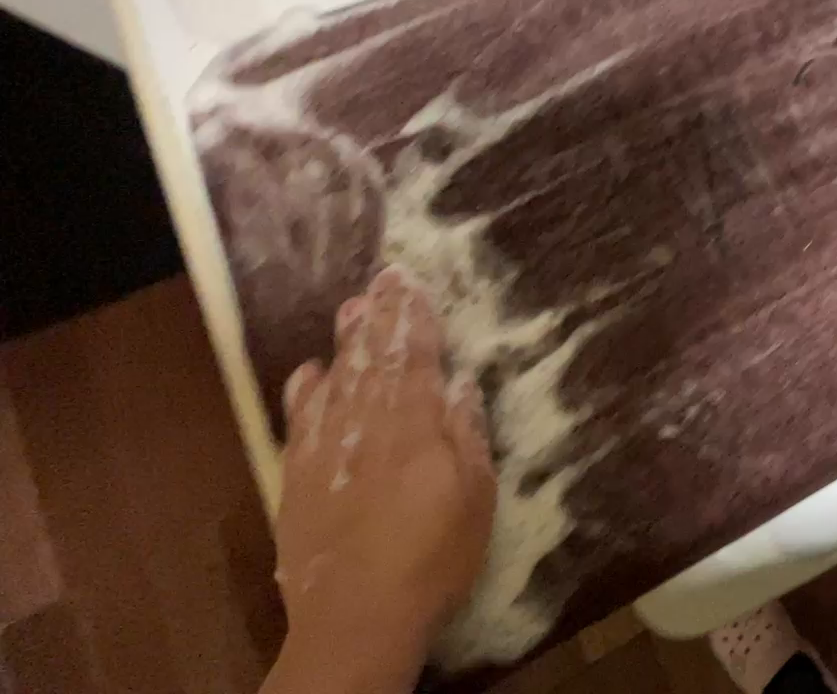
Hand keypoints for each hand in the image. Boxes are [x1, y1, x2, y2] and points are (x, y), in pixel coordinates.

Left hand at [266, 266, 495, 692]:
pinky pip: (301, 424)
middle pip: (372, 362)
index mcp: (413, 429)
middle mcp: (364, 430)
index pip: (413, 359)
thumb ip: (465, 433)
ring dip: (346, 343)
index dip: (413, 318)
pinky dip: (306, 392)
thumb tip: (461, 383)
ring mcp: (325, 455)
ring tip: (352, 307)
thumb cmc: (436, 553)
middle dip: (379, 317)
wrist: (357, 620)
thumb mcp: (475, 492)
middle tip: (383, 278)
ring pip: (336, 384)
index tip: (412, 281)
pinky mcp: (298, 482)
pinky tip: (309, 371)